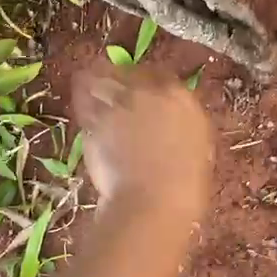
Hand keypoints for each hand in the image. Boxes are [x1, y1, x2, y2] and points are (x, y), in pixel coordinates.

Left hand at [74, 66, 211, 216]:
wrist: (153, 203)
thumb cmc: (185, 186)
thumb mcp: (197, 147)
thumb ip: (181, 125)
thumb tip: (171, 121)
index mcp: (180, 98)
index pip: (160, 74)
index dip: (147, 78)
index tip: (140, 84)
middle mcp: (148, 93)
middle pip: (126, 73)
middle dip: (116, 75)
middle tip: (108, 79)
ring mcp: (117, 106)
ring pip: (100, 81)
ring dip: (94, 82)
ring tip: (85, 82)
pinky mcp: (93, 122)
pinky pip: (84, 103)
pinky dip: (81, 101)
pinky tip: (79, 100)